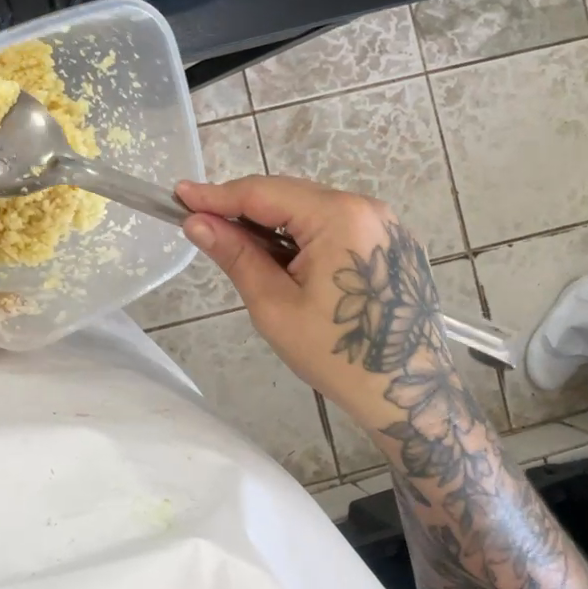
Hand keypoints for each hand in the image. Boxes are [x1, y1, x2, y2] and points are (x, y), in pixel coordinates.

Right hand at [176, 176, 439, 407]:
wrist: (408, 394)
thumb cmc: (338, 354)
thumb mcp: (274, 305)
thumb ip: (236, 255)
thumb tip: (196, 222)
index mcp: (338, 217)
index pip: (262, 193)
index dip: (216, 194)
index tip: (179, 194)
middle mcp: (364, 207)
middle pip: (286, 194)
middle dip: (240, 206)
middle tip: (196, 218)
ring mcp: (381, 223)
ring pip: (306, 208)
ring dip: (267, 221)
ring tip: (230, 239)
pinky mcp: (387, 241)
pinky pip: (329, 223)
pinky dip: (296, 232)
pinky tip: (274, 254)